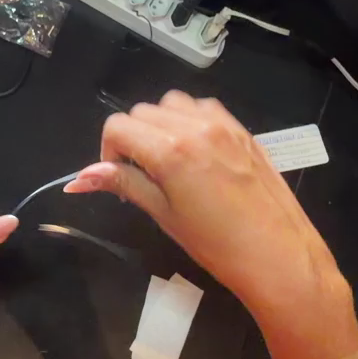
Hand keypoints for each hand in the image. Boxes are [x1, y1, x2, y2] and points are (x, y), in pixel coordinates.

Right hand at [65, 92, 357, 358]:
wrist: (279, 255)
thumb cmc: (216, 245)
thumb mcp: (163, 214)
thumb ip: (124, 184)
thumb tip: (78, 179)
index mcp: (171, 150)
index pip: (118, 127)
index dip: (108, 152)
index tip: (119, 178)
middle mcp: (195, 126)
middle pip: (141, 112)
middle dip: (132, 139)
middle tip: (143, 176)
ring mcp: (222, 124)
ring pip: (171, 104)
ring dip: (159, 125)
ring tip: (168, 161)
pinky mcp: (241, 129)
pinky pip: (202, 108)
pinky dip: (188, 120)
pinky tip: (195, 152)